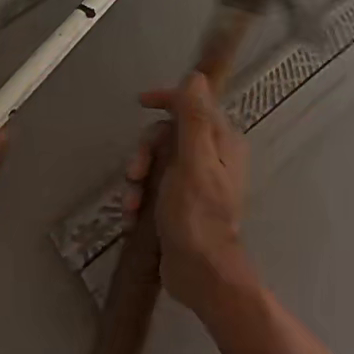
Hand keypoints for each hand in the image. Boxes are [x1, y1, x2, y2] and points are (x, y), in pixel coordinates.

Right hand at [125, 73, 253, 309]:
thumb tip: (196, 77)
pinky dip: (142, 196)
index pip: (193, 104)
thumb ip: (194, 117)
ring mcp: (198, 180)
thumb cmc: (198, 215)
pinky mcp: (183, 202)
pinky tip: (134, 216)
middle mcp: (213, 156)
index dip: (166, 99)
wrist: (202, 276)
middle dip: (146, 150)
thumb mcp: (193, 160)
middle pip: (170, 133)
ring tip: (132, 203)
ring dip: (139, 178)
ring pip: (159, 160)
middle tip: (134, 173)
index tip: (141, 102)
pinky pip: (156, 185)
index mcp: (221, 141)